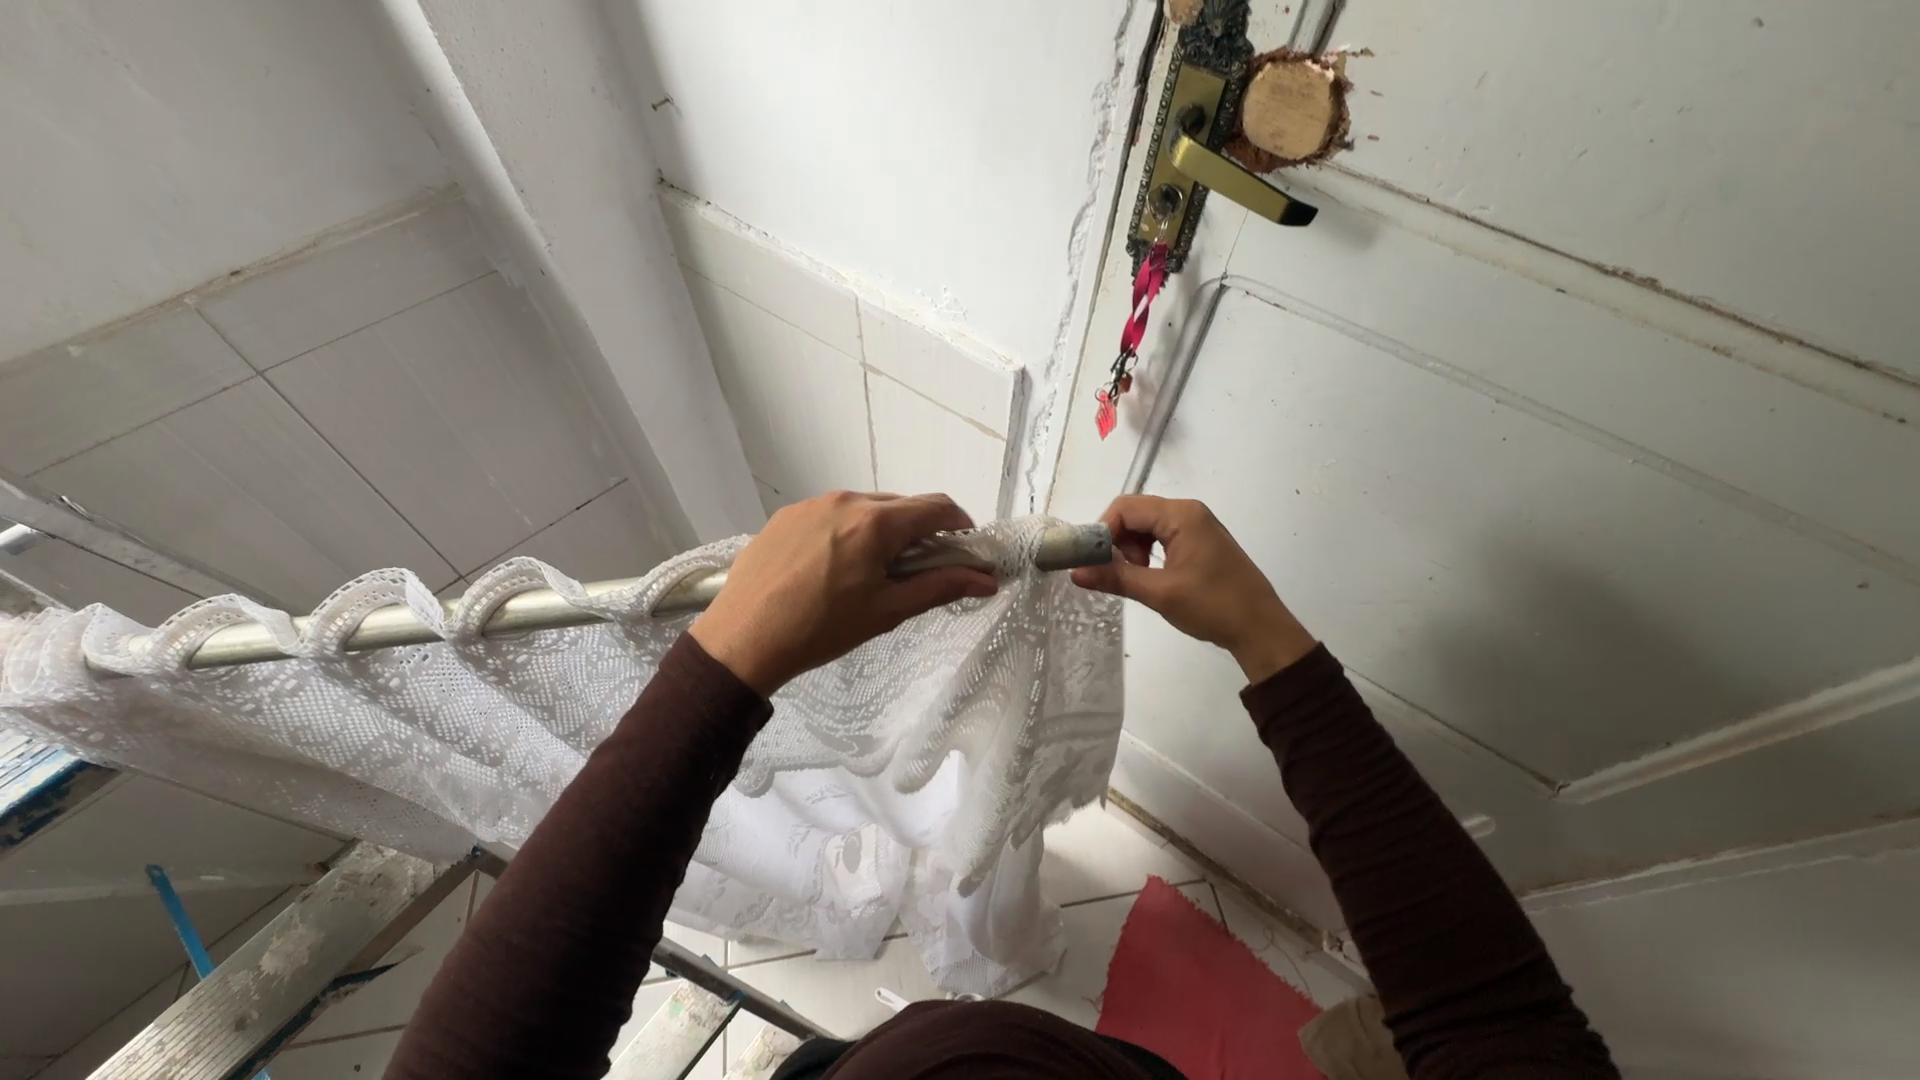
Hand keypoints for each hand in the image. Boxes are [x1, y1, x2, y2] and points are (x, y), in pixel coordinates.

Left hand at [689, 491, 998, 694]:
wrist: (742, 639)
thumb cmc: (821, 629)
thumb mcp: (887, 611)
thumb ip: (941, 587)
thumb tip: (986, 579)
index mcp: (876, 522)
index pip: (937, 507)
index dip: (960, 526)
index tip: (964, 551)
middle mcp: (845, 500)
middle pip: (901, 506)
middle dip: (920, 533)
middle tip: (918, 571)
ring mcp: (811, 504)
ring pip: (865, 509)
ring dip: (883, 532)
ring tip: (872, 573)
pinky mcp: (786, 516)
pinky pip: (831, 514)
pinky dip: (847, 533)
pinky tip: (833, 568)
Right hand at [1072, 495, 1316, 682]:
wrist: (1261, 629)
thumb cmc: (1212, 606)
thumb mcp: (1159, 593)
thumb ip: (1115, 577)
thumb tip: (1075, 572)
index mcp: (1181, 515)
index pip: (1125, 508)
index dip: (1103, 531)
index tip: (1094, 560)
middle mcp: (1189, 511)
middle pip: (1135, 513)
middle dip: (1117, 540)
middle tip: (1114, 571)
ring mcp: (1197, 525)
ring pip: (1147, 525)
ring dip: (1132, 547)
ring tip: (1135, 576)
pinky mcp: (1201, 541)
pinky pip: (1163, 535)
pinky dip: (1148, 552)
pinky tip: (1149, 575)